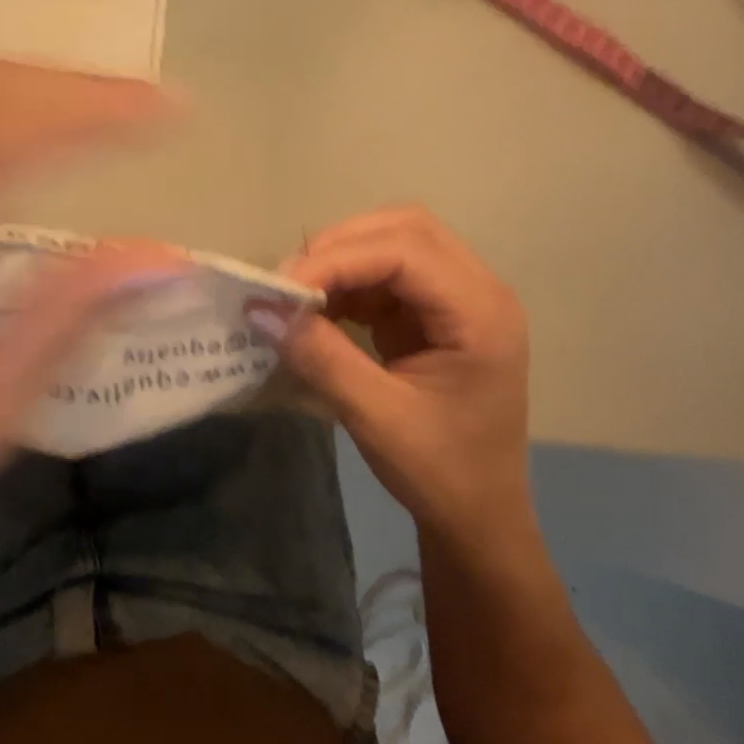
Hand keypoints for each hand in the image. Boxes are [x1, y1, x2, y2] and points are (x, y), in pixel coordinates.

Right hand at [252, 207, 531, 538]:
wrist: (478, 514)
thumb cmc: (440, 471)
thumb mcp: (376, 417)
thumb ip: (322, 358)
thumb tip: (262, 310)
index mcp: (481, 313)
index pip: (406, 250)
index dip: (338, 259)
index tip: (282, 290)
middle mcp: (477, 291)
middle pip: (404, 229)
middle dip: (339, 248)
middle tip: (288, 285)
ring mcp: (457, 300)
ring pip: (393, 244)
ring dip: (340, 263)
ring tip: (296, 299)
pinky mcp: (433, 314)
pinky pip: (385, 276)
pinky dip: (345, 285)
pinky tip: (317, 312)